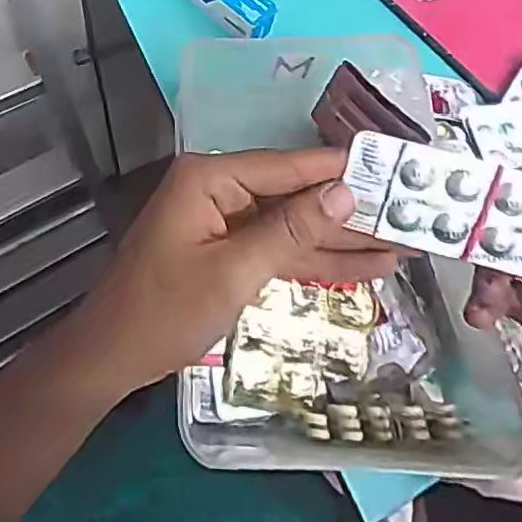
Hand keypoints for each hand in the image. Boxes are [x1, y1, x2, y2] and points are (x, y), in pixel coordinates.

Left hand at [54, 149, 398, 401]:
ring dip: (341, 238)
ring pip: (292, 224)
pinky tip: (364, 265)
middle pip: (294, 194)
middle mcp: (217, 189)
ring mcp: (223, 220)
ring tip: (401, 241)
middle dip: (349, 209)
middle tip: (408, 213)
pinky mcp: (227, 249)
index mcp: (209, 178)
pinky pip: (277, 248)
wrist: (112, 356)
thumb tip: (343, 193)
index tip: (390, 165)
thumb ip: (290, 230)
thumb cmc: (164, 312)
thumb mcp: (234, 271)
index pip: (286, 166)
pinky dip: (314, 259)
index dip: (339, 168)